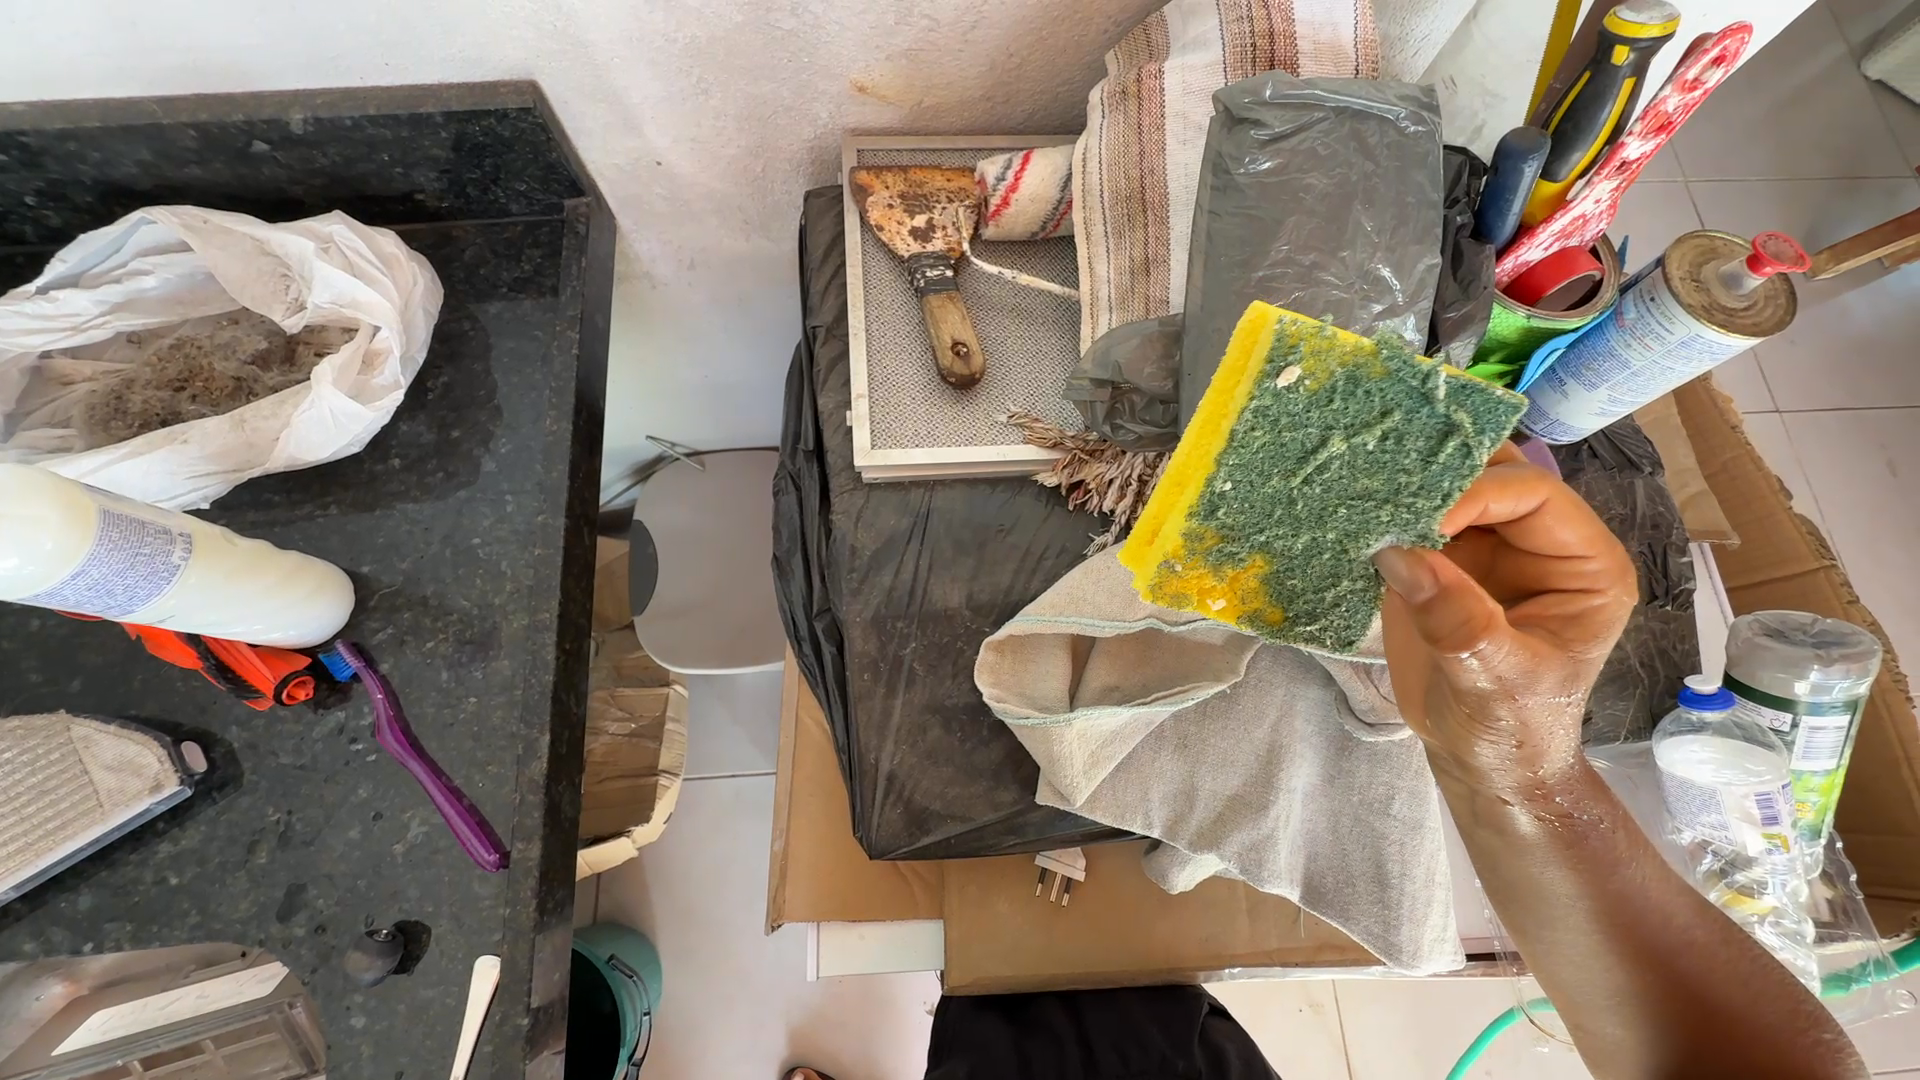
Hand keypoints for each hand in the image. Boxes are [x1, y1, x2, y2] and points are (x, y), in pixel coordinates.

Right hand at [1374, 443, 1635, 791]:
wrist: (1478, 757)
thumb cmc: (1510, 726)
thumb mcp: (1495, 680)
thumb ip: (1457, 619)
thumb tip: (1400, 555)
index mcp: (1581, 565)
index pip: (1532, 496)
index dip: (1476, 496)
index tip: (1420, 524)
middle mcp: (1535, 546)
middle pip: (1495, 477)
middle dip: (1443, 473)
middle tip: (1385, 480)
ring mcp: (1484, 552)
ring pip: (1449, 489)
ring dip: (1409, 487)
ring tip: (1362, 488)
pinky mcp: (1437, 565)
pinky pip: (1411, 522)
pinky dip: (1383, 514)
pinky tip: (1351, 514)